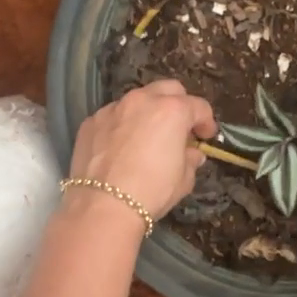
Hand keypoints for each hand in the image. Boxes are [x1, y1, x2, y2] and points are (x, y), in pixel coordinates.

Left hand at [68, 80, 215, 223]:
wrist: (102, 206)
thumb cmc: (151, 191)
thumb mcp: (184, 179)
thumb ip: (191, 159)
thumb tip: (192, 153)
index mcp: (172, 110)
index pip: (199, 106)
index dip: (206, 122)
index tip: (206, 137)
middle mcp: (142, 100)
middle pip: (168, 89)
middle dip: (179, 105)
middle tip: (179, 129)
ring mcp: (113, 109)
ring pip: (137, 100)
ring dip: (148, 113)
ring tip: (147, 137)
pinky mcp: (90, 122)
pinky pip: (113, 116)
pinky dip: (122, 125)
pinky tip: (121, 148)